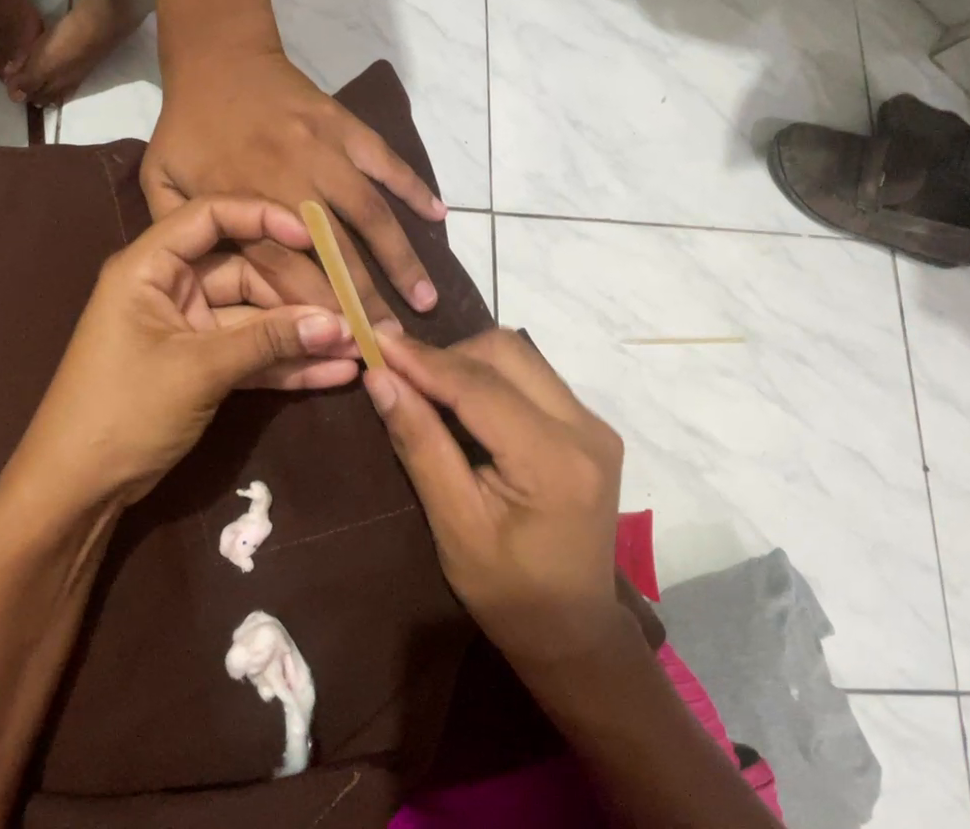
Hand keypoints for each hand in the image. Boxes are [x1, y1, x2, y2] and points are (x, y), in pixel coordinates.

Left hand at [12, 197, 359, 509]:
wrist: (79, 484)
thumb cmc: (124, 409)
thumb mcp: (198, 369)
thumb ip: (266, 341)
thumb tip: (337, 323)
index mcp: (149, 267)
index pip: (210, 217)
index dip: (262, 217)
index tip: (312, 235)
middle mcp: (168, 288)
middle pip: (243, 272)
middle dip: (297, 297)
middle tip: (352, 315)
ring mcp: (185, 329)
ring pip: (253, 319)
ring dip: (299, 335)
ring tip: (357, 348)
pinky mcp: (198, 367)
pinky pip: (248, 355)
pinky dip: (284, 365)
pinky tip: (333, 374)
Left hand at [143, 50, 447, 324]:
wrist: (217, 57)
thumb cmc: (187, 130)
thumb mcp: (159, 184)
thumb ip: (181, 235)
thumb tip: (210, 287)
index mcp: (242, 203)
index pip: (286, 271)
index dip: (317, 313)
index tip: (343, 348)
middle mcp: (289, 181)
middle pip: (336, 252)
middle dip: (367, 300)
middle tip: (393, 341)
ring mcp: (323, 151)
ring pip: (370, 213)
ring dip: (401, 258)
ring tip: (425, 299)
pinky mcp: (344, 127)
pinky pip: (385, 160)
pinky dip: (413, 186)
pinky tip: (439, 215)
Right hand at [362, 329, 627, 665]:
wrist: (571, 629)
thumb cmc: (506, 590)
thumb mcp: (454, 524)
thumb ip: (420, 445)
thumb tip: (380, 379)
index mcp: (555, 462)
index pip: (479, 386)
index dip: (423, 360)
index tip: (375, 340)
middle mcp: (586, 430)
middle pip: (507, 353)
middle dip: (446, 354)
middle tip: (397, 372)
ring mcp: (594, 426)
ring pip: (521, 358)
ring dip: (467, 362)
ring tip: (422, 386)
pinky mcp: (589, 429)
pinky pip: (532, 378)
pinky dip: (488, 378)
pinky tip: (458, 403)